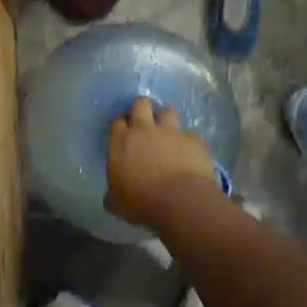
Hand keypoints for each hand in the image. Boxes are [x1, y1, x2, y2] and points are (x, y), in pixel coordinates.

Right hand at [107, 95, 220, 226]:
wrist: (180, 200)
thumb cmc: (141, 202)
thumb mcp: (116, 203)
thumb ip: (113, 193)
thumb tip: (112, 196)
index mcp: (121, 142)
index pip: (117, 121)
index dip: (120, 122)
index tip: (122, 129)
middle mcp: (145, 130)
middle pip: (141, 103)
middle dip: (141, 108)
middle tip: (143, 121)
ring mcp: (171, 132)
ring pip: (168, 111)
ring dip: (166, 118)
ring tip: (167, 132)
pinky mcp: (194, 140)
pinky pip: (190, 134)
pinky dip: (188, 141)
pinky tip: (188, 152)